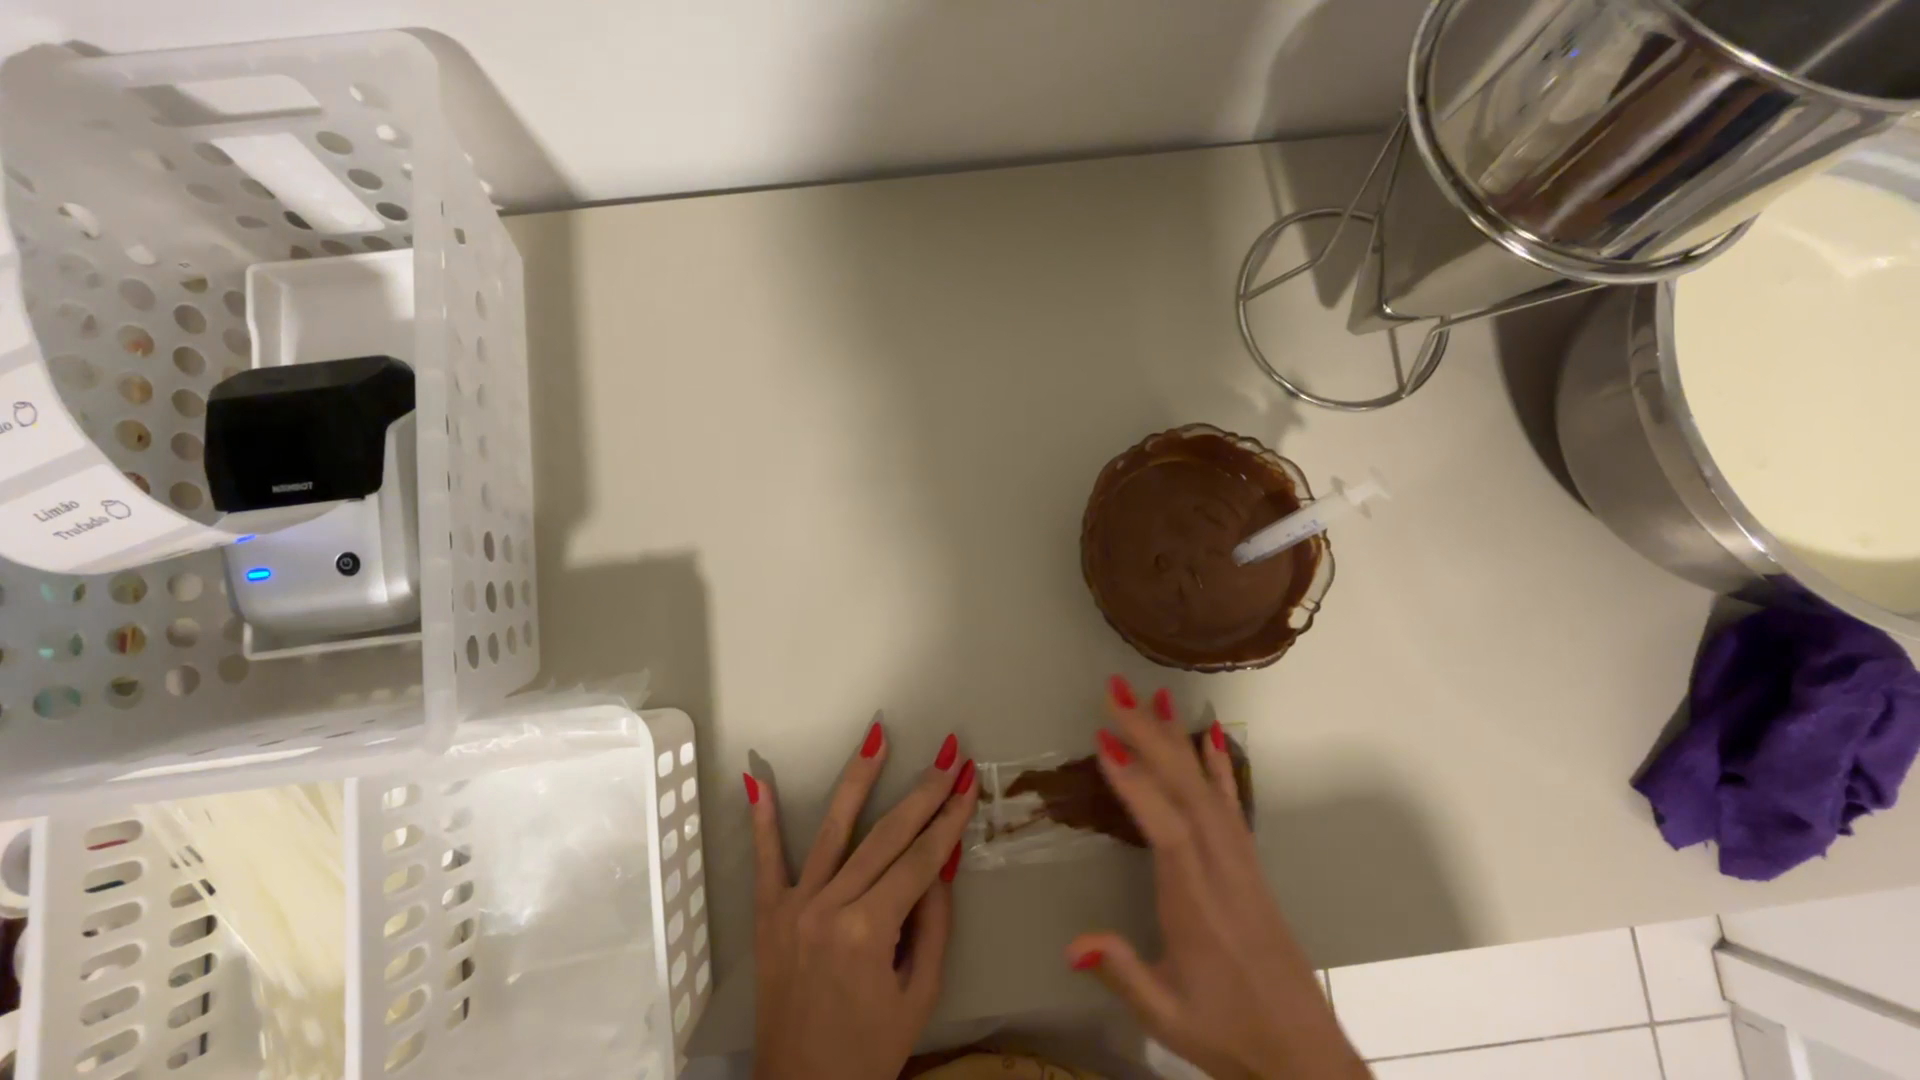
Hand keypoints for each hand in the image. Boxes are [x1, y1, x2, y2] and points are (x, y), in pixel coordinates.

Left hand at [747, 719, 980, 1079]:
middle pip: (885, 836)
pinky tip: (758, 778)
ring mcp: (793, 906)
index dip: (949, 819)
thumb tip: (942, 861)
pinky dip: (762, 819)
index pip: (920, 860)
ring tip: (877, 736)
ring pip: (832, 829)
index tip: (968, 781)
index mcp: (869, 931)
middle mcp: (828, 907)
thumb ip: (932, 923)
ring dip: (857, 778)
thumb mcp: (919, 993)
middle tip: (946, 754)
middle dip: (922, 792)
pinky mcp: (767, 914)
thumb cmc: (869, 1050)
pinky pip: (765, 860)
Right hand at [1067, 677, 1369, 1079]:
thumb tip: (1070, 944)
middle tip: (1117, 691)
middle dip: (1149, 737)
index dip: (1136, 783)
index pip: (1166, 829)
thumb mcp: (1168, 1017)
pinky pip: (1233, 805)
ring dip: (1179, 739)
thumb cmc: (1229, 1033)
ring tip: (1155, 696)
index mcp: (1196, 904)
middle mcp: (1221, 870)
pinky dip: (1220, 766)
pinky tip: (1211, 737)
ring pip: (1208, 789)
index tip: (1105, 739)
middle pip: (1186, 791)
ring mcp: (1241, 864)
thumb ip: (1122, 974)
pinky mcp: (1251, 866)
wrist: (1305, 1051)